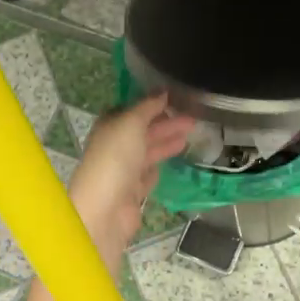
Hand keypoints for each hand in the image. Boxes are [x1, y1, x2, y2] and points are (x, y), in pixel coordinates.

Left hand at [68, 95, 193, 260]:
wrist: (105, 208)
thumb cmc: (115, 159)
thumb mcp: (130, 123)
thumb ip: (147, 107)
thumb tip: (163, 91)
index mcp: (109, 127)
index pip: (132, 111)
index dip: (152, 105)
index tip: (177, 99)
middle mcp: (114, 146)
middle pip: (143, 131)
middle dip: (167, 123)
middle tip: (194, 119)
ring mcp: (123, 170)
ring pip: (148, 151)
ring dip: (167, 142)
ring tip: (190, 135)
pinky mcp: (133, 192)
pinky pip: (148, 174)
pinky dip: (158, 166)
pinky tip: (172, 161)